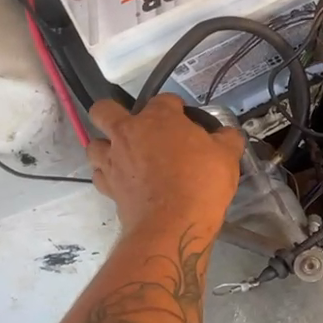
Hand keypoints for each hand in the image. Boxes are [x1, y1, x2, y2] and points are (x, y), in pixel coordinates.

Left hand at [87, 96, 244, 235]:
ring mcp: (112, 159)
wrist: (174, 223)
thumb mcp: (228, 155)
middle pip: (104, 110)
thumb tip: (226, 134)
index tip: (187, 119)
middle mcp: (127, 132)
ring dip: (107, 145)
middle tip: (139, 128)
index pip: (164, 99)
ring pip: (94, 143)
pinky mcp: (107, 186)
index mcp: (159, 118)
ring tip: (128, 155)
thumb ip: (227, 138)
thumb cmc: (203, 182)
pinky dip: (110, 173)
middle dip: (116, 113)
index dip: (176, 107)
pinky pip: (100, 173)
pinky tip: (126, 179)